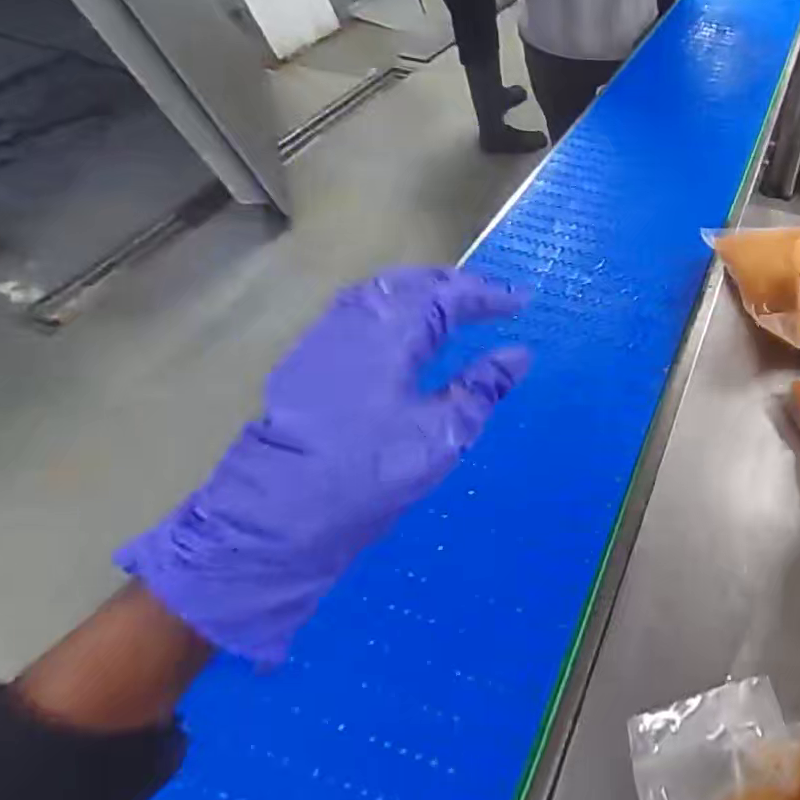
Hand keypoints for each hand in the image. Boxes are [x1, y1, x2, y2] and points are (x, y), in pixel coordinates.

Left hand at [115, 267, 529, 663]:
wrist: (277, 515)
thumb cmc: (370, 471)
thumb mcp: (441, 434)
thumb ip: (482, 388)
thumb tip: (518, 354)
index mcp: (389, 335)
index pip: (447, 296)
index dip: (487, 295)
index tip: (521, 300)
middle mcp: (353, 323)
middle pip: (410, 283)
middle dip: (456, 286)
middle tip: (491, 299)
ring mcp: (325, 339)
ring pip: (380, 293)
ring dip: (423, 292)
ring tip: (454, 306)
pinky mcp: (310, 361)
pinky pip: (361, 312)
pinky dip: (396, 308)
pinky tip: (406, 331)